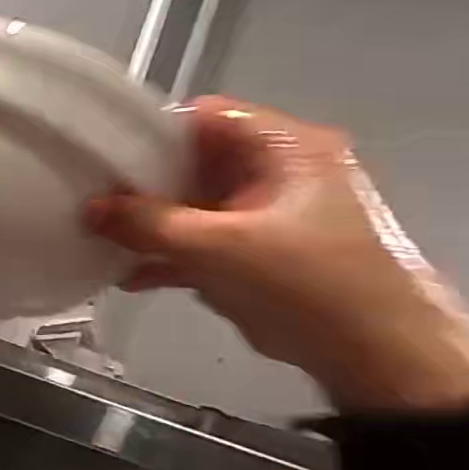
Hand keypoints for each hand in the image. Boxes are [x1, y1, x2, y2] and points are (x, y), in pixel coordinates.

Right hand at [85, 95, 468, 411]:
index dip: (152, 132)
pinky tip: (131, 275)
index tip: (105, 158)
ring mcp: (271, 211)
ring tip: (104, 242)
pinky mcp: (261, 250)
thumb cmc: (305, 282)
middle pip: (195, 161)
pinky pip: (203, 239)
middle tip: (94, 201)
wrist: (377, 353)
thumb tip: (91, 208)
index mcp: (286, 146)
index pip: (206, 116)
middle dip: (142, 185)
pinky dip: (170, 254)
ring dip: (150, 225)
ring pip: (194, 204)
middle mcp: (280, 169)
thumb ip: (146, 223)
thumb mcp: (215, 247)